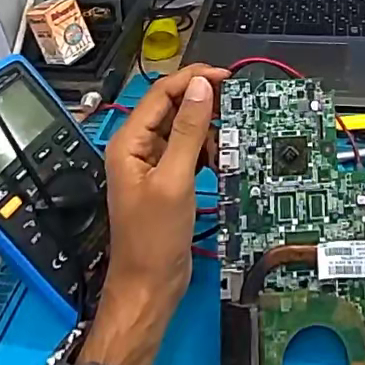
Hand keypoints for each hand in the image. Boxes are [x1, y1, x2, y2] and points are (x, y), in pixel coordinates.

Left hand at [76, 64, 228, 364]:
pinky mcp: (167, 176)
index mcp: (129, 141)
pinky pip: (188, 147)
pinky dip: (205, 145)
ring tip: (229, 129)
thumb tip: (201, 87)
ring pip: (183, 125)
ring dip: (206, 124)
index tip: (224, 77)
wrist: (149, 287)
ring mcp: (152, 162)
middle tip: (234, 98)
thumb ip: (189, 130)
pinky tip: (220, 152)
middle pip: (172, 105)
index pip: (161, 93)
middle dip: (202, 99)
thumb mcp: (175, 179)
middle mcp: (138, 146)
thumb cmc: (155, 238)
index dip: (192, 79)